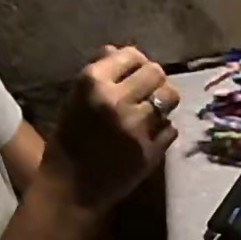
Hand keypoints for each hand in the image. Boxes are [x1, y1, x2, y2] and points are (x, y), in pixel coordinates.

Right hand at [40, 44, 179, 212]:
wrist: (72, 188)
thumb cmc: (70, 142)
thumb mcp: (76, 100)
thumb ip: (99, 74)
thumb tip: (117, 51)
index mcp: (93, 81)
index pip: (132, 55)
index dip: (137, 64)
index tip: (135, 76)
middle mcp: (117, 100)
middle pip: (157, 73)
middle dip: (155, 81)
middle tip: (148, 94)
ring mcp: (137, 127)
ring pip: (169, 98)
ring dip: (164, 103)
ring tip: (155, 112)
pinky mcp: (151, 152)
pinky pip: (171, 129)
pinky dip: (164, 131)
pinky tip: (152, 137)